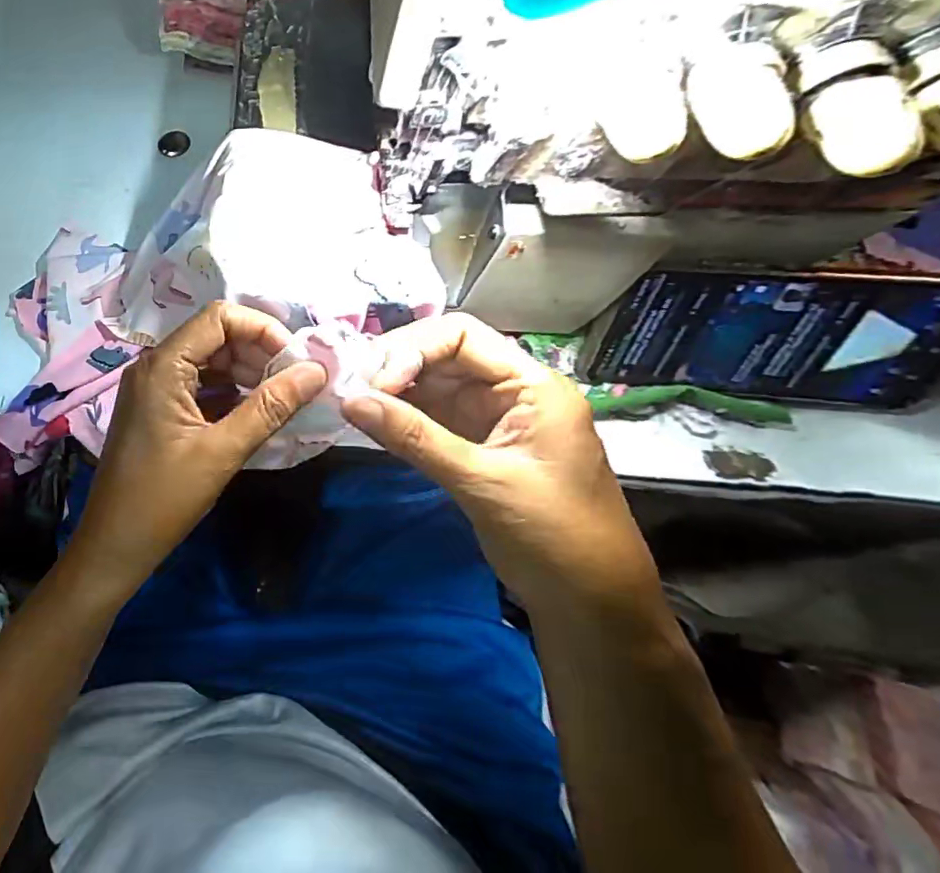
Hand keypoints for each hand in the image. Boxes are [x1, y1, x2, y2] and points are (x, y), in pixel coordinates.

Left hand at [68, 302, 327, 595]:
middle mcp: (153, 366)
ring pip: (207, 361)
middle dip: (257, 352)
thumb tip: (316, 371)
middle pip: (213, 336)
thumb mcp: (222, 451)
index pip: (218, 317)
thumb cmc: (163, 497)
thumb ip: (270, 407)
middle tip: (294, 384)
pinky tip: (253, 413)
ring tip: (280, 400)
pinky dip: (227, 392)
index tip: (295, 361)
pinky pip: (196, 385)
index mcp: (162, 366)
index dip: (262, 329)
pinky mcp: (155, 409)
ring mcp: (151, 388)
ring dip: (245, 373)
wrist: (115, 542)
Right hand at [340, 313, 658, 612]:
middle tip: (352, 390)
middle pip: (440, 354)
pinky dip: (396, 415)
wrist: (590, 602)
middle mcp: (508, 392)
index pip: (462, 336)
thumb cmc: (555, 536)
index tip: (376, 383)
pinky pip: (426, 415)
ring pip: (428, 384)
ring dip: (389, 389)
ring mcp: (488, 418)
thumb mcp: (482, 482)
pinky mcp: (471, 444)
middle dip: (393, 365)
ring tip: (350, 402)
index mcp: (532, 387)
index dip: (413, 349)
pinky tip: (368, 420)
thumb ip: (414, 438)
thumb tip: (349, 400)